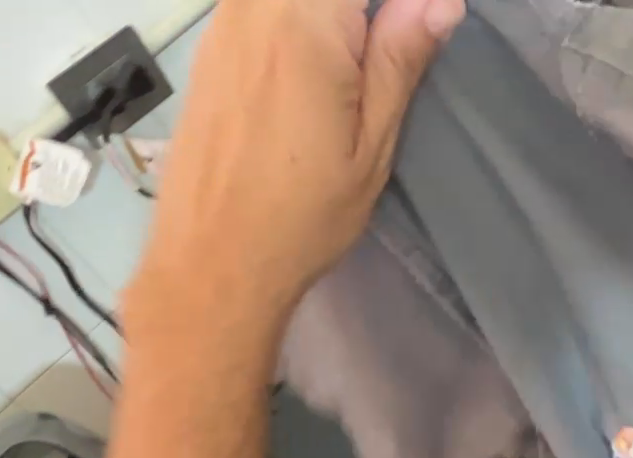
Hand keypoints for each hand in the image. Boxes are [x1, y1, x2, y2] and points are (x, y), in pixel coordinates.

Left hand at [123, 0, 461, 356]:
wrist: (216, 258)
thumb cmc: (305, 216)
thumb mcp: (370, 149)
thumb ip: (400, 62)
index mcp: (309, 22)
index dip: (402, 4)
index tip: (421, 25)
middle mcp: (258, 3)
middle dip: (367, 15)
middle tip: (391, 53)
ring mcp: (226, 18)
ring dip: (335, 21)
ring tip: (357, 72)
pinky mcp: (211, 43)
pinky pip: (262, 5)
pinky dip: (298, 21)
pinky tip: (312, 73)